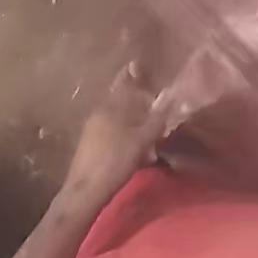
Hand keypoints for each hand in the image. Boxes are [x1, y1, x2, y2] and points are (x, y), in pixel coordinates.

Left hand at [2, 66, 162, 257]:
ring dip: (137, 128)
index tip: (142, 66)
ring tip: (152, 140)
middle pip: (124, 104)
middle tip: (158, 112)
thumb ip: (156, 120)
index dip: (134, 76)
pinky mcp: (93, 148)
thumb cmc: (113, 161)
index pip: (124, 84)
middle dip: (141, 107)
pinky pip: (116, 136)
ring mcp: (94, 131)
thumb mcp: (141, 140)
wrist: (84, 191)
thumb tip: (172, 100)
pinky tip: (140, 154)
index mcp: (109, 108)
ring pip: (121, 122)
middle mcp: (99, 115)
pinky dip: (129, 140)